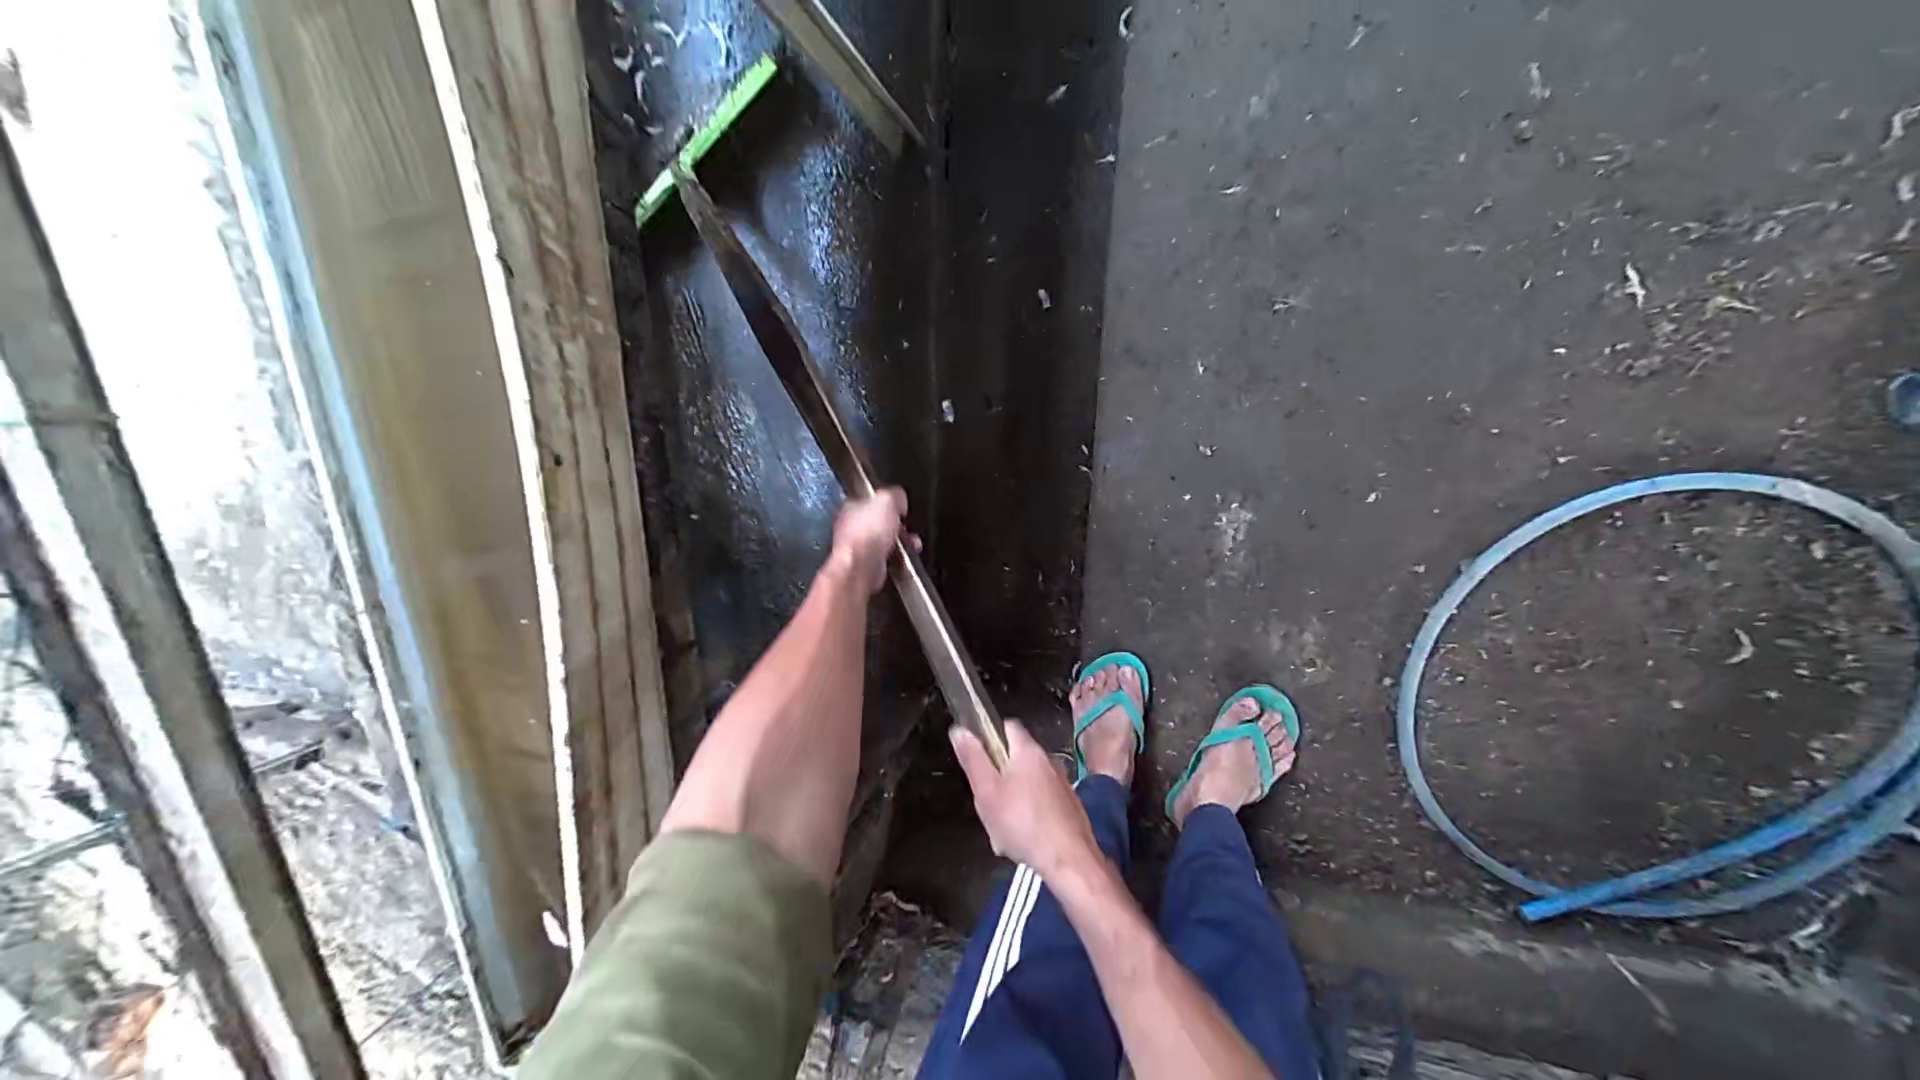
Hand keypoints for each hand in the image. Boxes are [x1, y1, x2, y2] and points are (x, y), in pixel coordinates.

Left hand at [826, 487, 910, 594]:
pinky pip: (888, 559)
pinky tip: (903, 557)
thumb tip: (900, 500)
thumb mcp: (887, 499)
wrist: (861, 567)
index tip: (900, 505)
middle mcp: (852, 527)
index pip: (871, 498)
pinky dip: (898, 558)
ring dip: (902, 542)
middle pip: (881, 521)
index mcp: (851, 507)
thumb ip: (895, 495)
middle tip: (905, 525)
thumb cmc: (866, 534)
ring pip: (886, 541)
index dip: (888, 501)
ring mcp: (859, 548)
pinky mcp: (868, 565)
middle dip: (898, 524)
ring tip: (911, 543)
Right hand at [949, 721, 1100, 878]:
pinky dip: (1030, 814)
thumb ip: (973, 758)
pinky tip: (1023, 838)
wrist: (1069, 861)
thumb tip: (960, 730)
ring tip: (1003, 826)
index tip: (977, 756)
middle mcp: (1049, 761)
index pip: (1008, 726)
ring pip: (1028, 783)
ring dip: (1013, 799)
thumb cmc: (1022, 823)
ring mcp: (1063, 784)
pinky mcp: (1070, 807)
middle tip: (987, 799)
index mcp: (1028, 751)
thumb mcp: (987, 791)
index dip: (989, 735)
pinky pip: (1042, 802)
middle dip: (999, 775)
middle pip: (1017, 758)